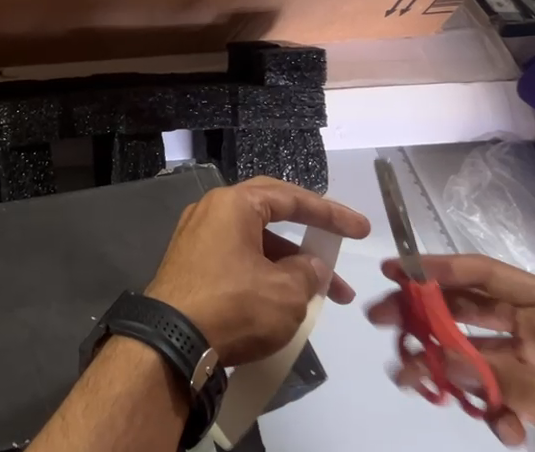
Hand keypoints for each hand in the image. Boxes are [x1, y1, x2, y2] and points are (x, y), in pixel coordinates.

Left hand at [145, 176, 371, 364]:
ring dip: (292, 261)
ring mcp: (198, 236)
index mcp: (232, 204)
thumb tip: (310, 265)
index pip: (289, 197)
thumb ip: (307, 272)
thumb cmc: (234, 305)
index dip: (329, 213)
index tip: (360, 228)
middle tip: (341, 241)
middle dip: (309, 228)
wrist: (173, 336)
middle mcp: (211, 211)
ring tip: (331, 294)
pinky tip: (291, 297)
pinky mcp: (193, 262)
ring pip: (256, 239)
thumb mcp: (286, 291)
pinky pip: (239, 255)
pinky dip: (268, 269)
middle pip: (269, 209)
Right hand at [367, 255, 534, 451]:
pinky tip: (502, 431)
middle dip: (429, 319)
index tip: (394, 272)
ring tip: (419, 383)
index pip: (487, 275)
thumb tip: (444, 367)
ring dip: (451, 371)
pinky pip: (500, 394)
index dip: (438, 269)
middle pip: (471, 312)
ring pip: (478, 356)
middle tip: (386, 324)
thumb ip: (512, 383)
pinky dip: (491, 409)